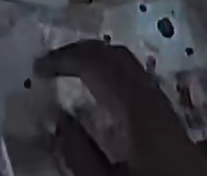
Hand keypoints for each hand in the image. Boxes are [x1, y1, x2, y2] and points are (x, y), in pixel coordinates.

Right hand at [35, 42, 206, 175]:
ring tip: (70, 72)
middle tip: (52, 63)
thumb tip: (58, 118)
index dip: (65, 57)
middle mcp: (152, 96)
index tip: (37, 68)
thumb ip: (80, 155)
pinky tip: (100, 98)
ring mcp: (163, 107)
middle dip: (81, 52)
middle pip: (115, 55)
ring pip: (128, 66)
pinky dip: (111, 76)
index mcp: (137, 106)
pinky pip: (136, 82)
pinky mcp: (169, 123)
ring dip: (97, 61)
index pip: (98, 61)